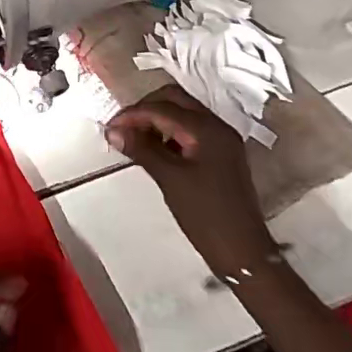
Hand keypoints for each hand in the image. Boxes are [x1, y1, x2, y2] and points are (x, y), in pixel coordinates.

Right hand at [105, 86, 277, 275]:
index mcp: (207, 129)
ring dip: (156, 119)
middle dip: (145, 108)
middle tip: (122, 128)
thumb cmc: (205, 215)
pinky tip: (154, 148)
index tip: (110, 129)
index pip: (161, 108)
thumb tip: (113, 131)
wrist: (242, 251)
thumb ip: (141, 149)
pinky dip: (169, 131)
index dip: (132, 115)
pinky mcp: (220, 153)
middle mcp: (217, 127)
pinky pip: (190, 129)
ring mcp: (221, 140)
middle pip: (174, 99)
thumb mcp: (169, 178)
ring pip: (182, 112)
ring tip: (134, 139)